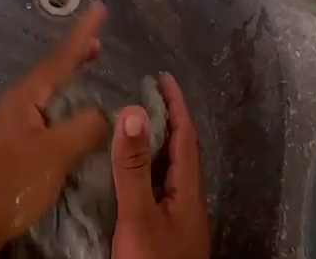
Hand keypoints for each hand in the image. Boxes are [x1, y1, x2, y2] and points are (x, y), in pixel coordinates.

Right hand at [112, 72, 209, 258]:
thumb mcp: (139, 218)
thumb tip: (133, 109)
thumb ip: (134, 168)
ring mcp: (178, 224)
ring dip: (155, 146)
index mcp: (189, 193)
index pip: (186, 135)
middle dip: (165, 119)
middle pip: (180, 152)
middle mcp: (187, 204)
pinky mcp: (164, 239)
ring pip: (169, 173)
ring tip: (132, 126)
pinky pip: (157, 191)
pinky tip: (127, 178)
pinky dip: (145, 172)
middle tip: (142, 93)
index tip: (162, 74)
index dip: (176, 102)